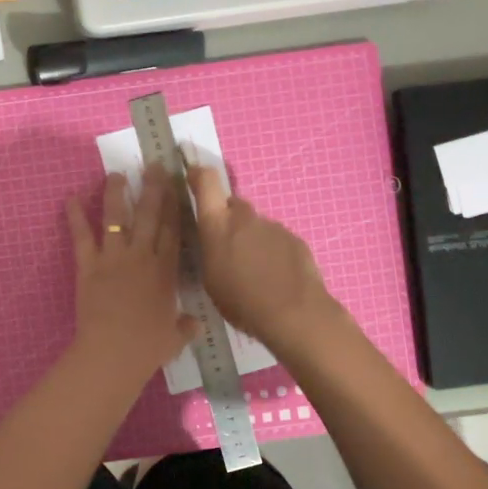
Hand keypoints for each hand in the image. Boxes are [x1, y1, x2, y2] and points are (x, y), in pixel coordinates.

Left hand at [66, 166, 196, 383]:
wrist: (113, 352)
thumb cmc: (148, 347)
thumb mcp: (175, 337)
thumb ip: (185, 326)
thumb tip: (194, 324)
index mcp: (166, 271)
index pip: (173, 230)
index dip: (175, 206)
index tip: (176, 184)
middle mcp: (142, 256)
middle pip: (148, 215)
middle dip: (152, 188)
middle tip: (153, 165)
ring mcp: (113, 258)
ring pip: (116, 218)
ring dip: (115, 193)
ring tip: (115, 174)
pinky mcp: (88, 266)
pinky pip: (81, 237)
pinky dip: (74, 216)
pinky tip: (70, 198)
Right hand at [189, 166, 344, 348]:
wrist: (294, 314)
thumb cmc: (242, 302)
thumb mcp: (210, 280)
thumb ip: (211, 251)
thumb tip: (215, 242)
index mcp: (217, 226)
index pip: (206, 182)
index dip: (198, 175)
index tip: (193, 175)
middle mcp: (245, 218)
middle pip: (232, 205)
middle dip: (227, 219)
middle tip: (226, 247)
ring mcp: (273, 226)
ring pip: (255, 225)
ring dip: (251, 239)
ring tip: (254, 271)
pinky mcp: (294, 238)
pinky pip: (276, 239)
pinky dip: (272, 251)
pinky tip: (275, 277)